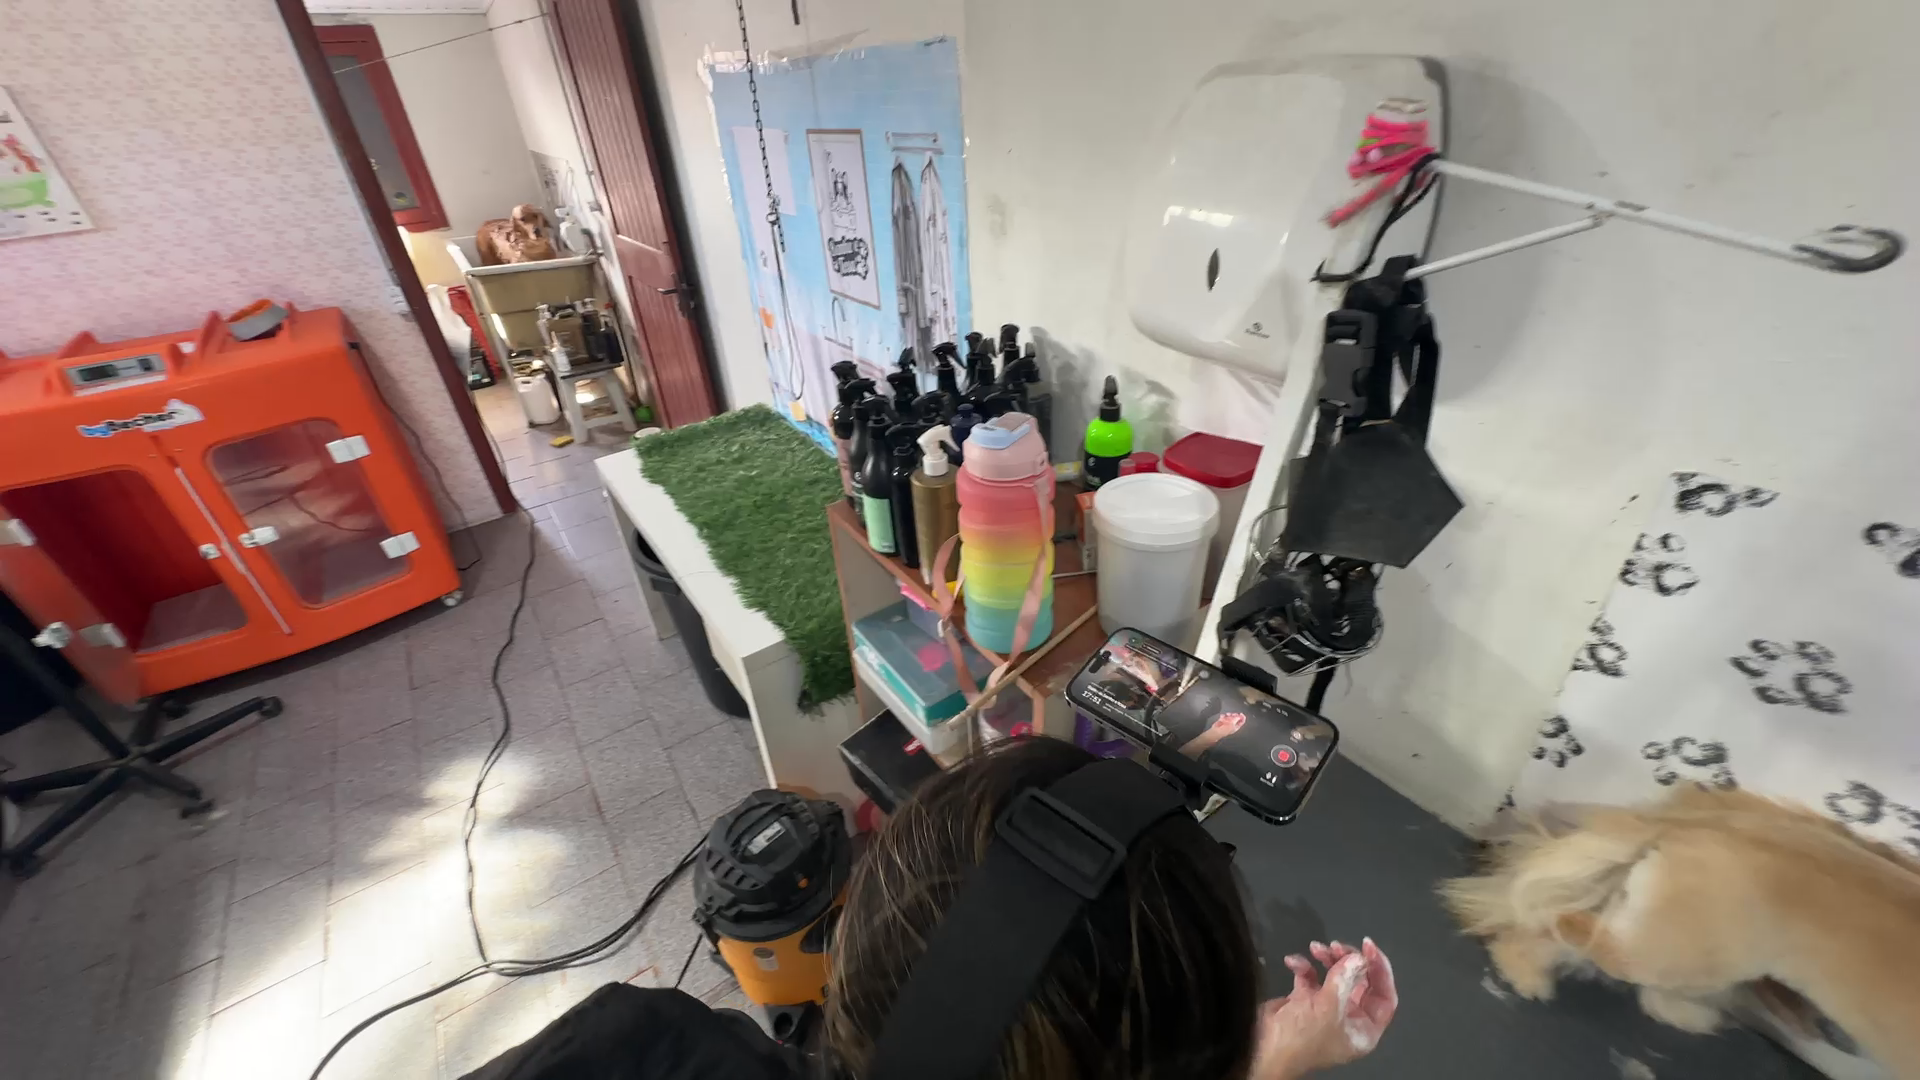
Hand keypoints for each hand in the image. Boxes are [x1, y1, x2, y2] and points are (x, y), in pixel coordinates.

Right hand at [1248, 938, 1397, 1079]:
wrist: (1264, 1044)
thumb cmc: (1303, 1035)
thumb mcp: (1328, 1008)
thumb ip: (1344, 979)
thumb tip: (1358, 957)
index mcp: (1363, 1028)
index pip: (1383, 997)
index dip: (1380, 970)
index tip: (1367, 945)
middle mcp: (1348, 1017)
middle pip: (1359, 982)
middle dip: (1349, 960)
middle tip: (1335, 945)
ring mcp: (1325, 1008)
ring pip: (1335, 976)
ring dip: (1327, 959)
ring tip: (1315, 947)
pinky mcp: (1304, 1000)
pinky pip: (1309, 977)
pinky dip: (1303, 966)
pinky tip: (1292, 962)